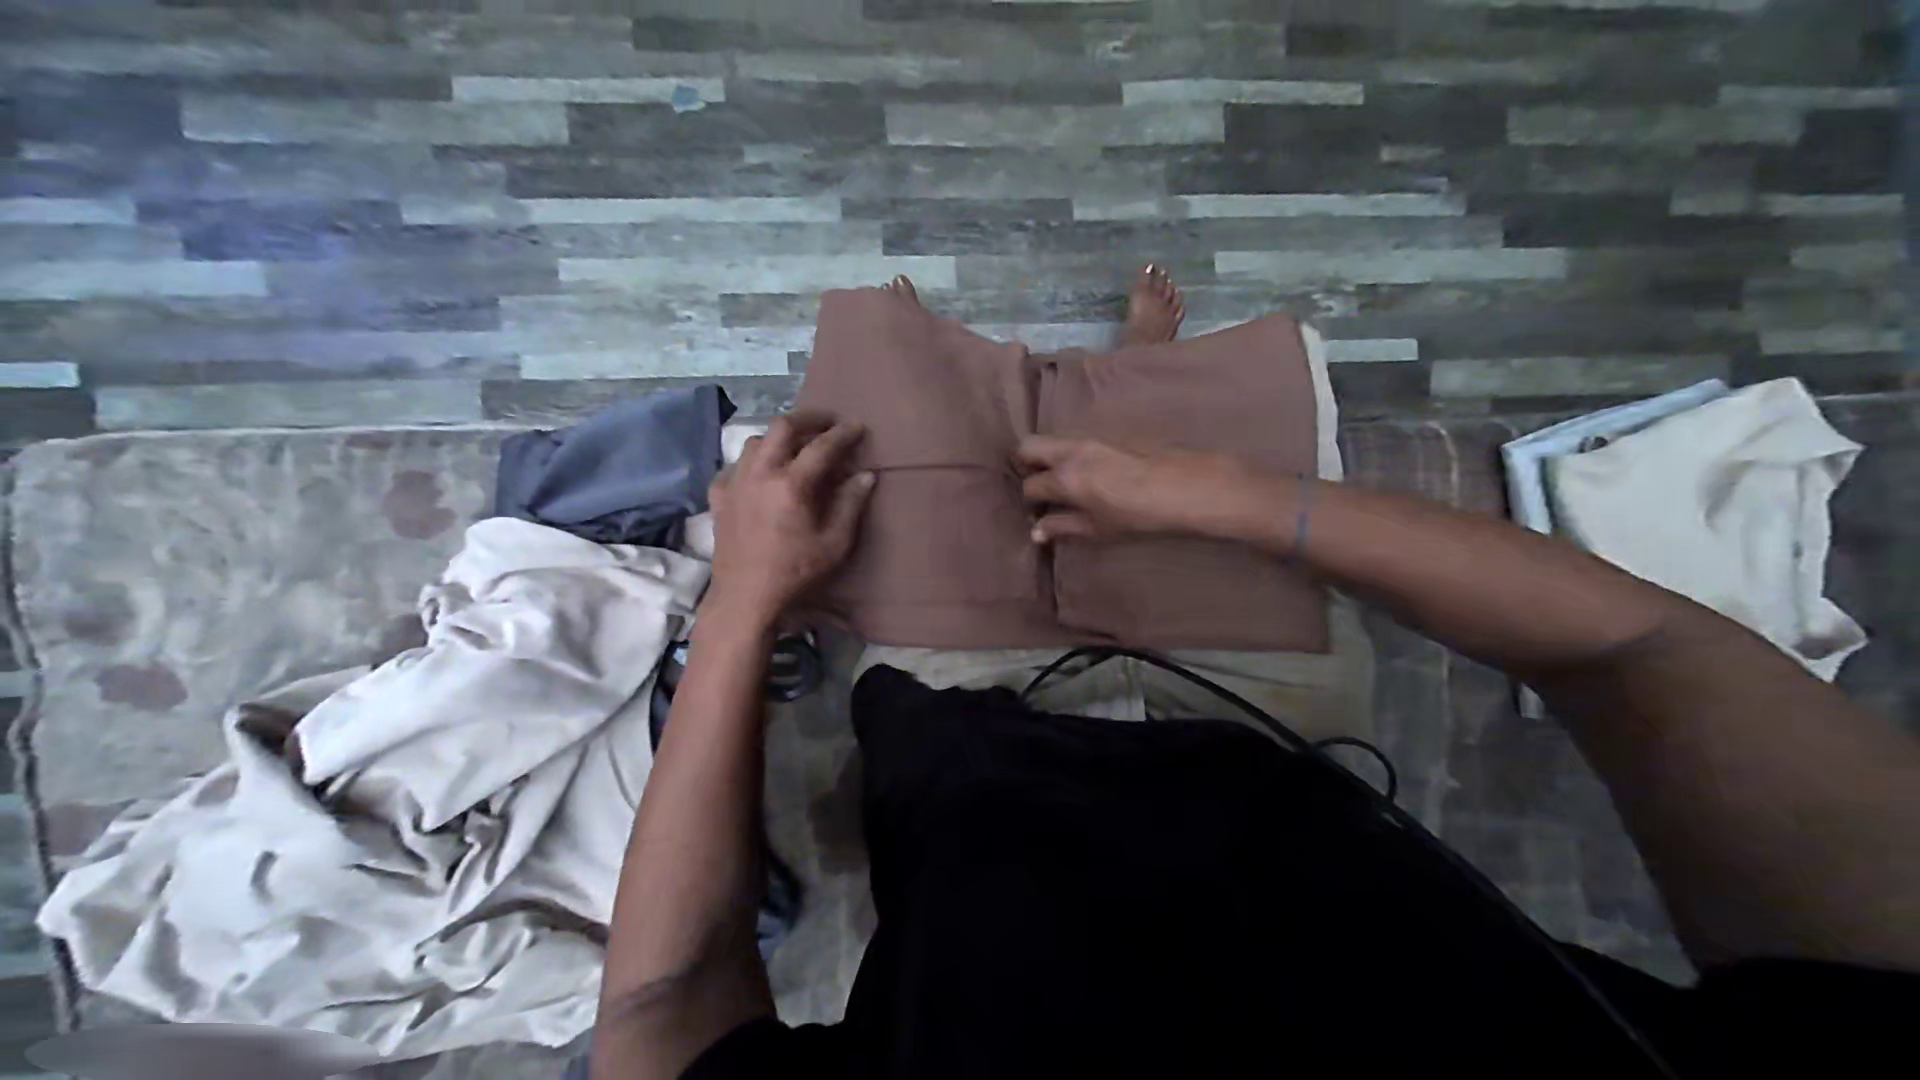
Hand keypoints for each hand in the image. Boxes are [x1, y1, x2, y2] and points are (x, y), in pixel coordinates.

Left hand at [706, 413, 874, 620]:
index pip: (822, 446)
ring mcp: (735, 482)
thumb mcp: (834, 543)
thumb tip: (866, 475)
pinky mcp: (718, 496)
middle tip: (826, 421)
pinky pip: (735, 464)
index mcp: (791, 484)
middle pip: (782, 426)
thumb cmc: (795, 572)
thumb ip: (851, 505)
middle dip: (808, 418)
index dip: (843, 433)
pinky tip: (762, 473)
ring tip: (795, 444)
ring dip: (779, 436)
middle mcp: (760, 473)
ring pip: (756, 441)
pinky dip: (753, 460)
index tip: (857, 426)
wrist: (745, 596)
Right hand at [1015, 436, 1272, 543]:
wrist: (1187, 485)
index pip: (1029, 486)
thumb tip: (1036, 532)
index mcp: (1064, 477)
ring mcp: (1089, 437)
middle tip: (1039, 485)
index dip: (1029, 502)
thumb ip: (1062, 527)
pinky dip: (1070, 451)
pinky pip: (1076, 438)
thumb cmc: (1140, 514)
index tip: (1037, 512)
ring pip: (1052, 439)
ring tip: (1064, 480)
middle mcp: (1070, 451)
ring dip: (1048, 456)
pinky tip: (1090, 471)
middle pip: (1027, 446)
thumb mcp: (1098, 527)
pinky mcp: (1108, 432)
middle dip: (1025, 465)